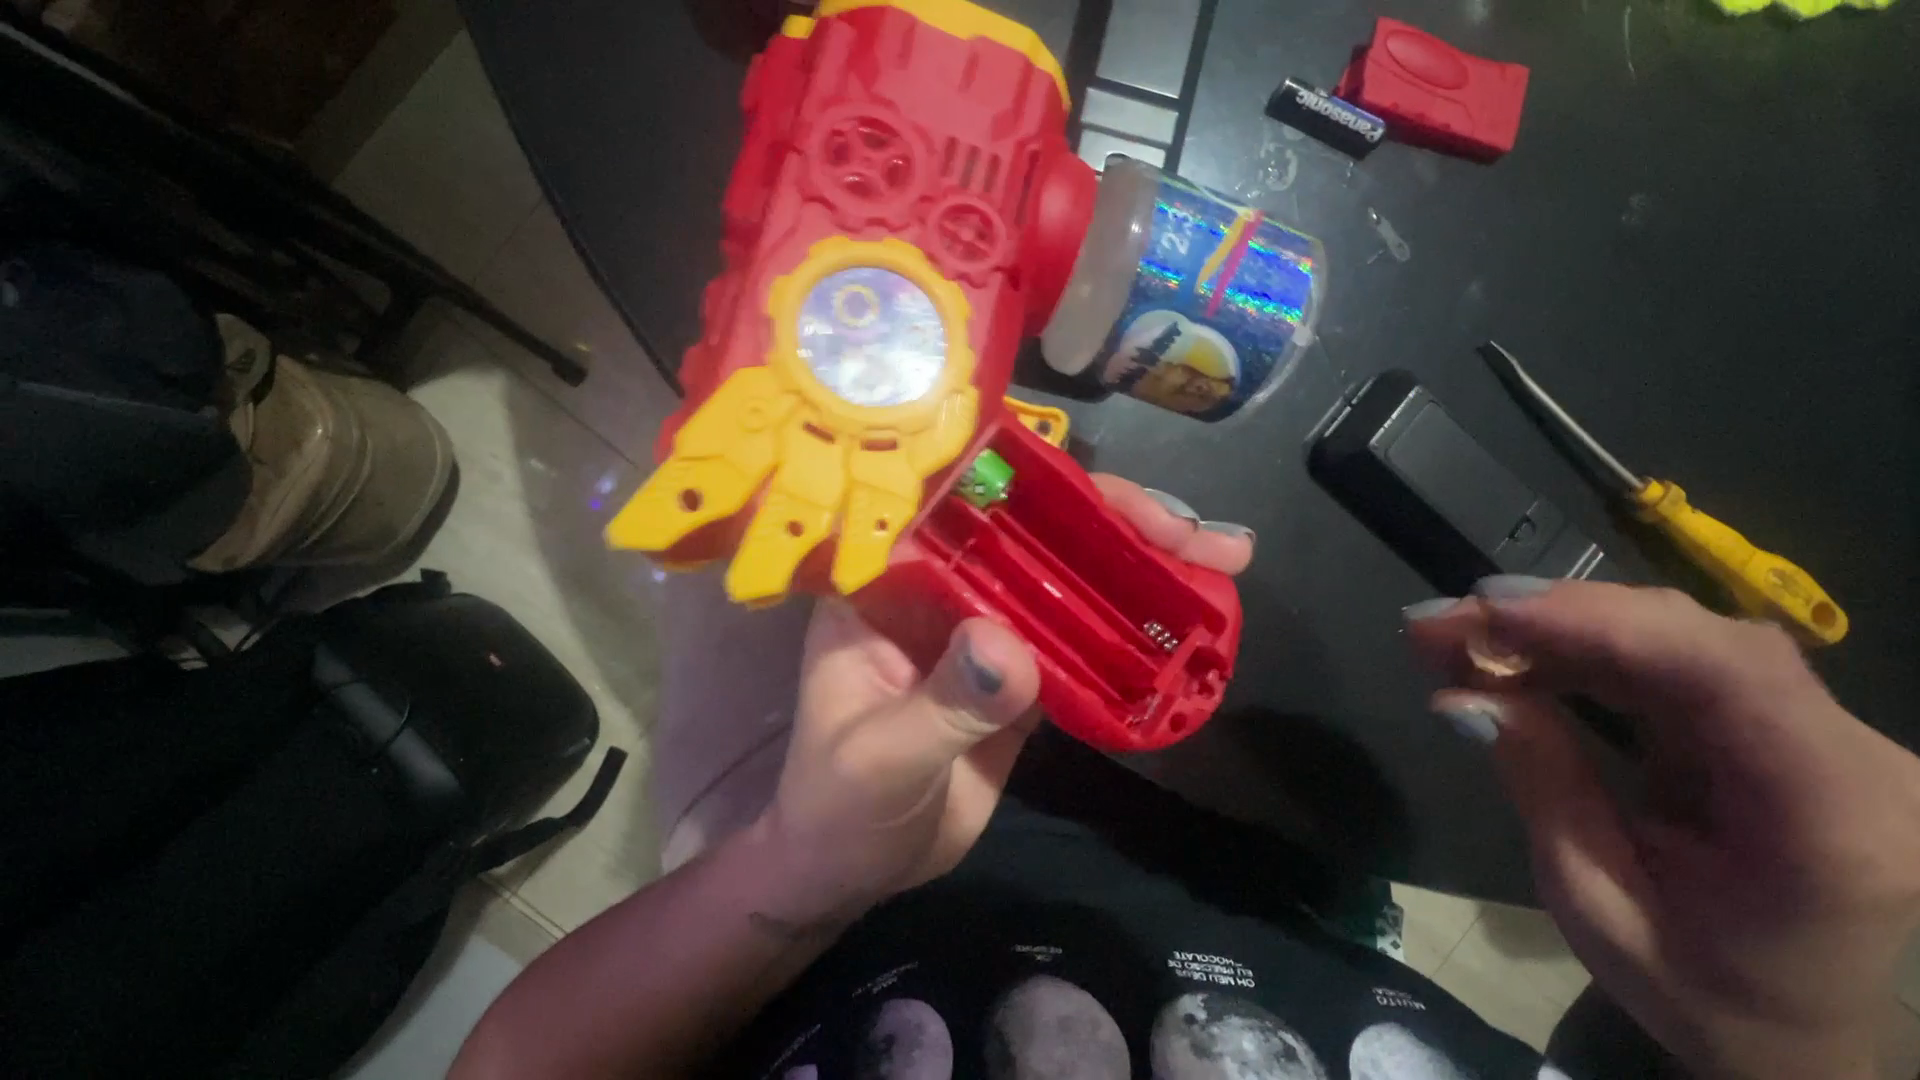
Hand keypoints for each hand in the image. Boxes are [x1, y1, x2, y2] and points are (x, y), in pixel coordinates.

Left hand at [749, 477, 1252, 927]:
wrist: (857, 867)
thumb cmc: (840, 808)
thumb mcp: (882, 758)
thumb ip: (946, 703)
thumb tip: (1013, 648)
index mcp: (885, 583)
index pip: (961, 507)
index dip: (1038, 488)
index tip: (1111, 501)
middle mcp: (938, 588)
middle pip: (1031, 531)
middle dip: (1116, 525)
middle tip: (1200, 537)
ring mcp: (982, 626)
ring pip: (1066, 577)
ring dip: (1139, 569)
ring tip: (1222, 559)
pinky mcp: (1018, 670)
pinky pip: (1081, 637)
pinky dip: (1132, 630)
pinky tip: (1190, 622)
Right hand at [1406, 577, 1919, 1079]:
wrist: (1788, 1033)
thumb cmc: (1697, 990)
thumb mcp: (1597, 902)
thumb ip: (1543, 786)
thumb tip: (1461, 696)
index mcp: (1830, 820)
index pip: (1727, 676)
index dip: (1601, 624)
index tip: (1486, 611)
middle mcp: (1848, 758)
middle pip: (1696, 641)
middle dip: (1555, 617)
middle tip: (1438, 624)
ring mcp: (1815, 734)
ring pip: (1675, 639)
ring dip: (1554, 628)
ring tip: (1453, 636)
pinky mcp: (1770, 725)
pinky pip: (1668, 662)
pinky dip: (1576, 649)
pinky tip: (1508, 651)